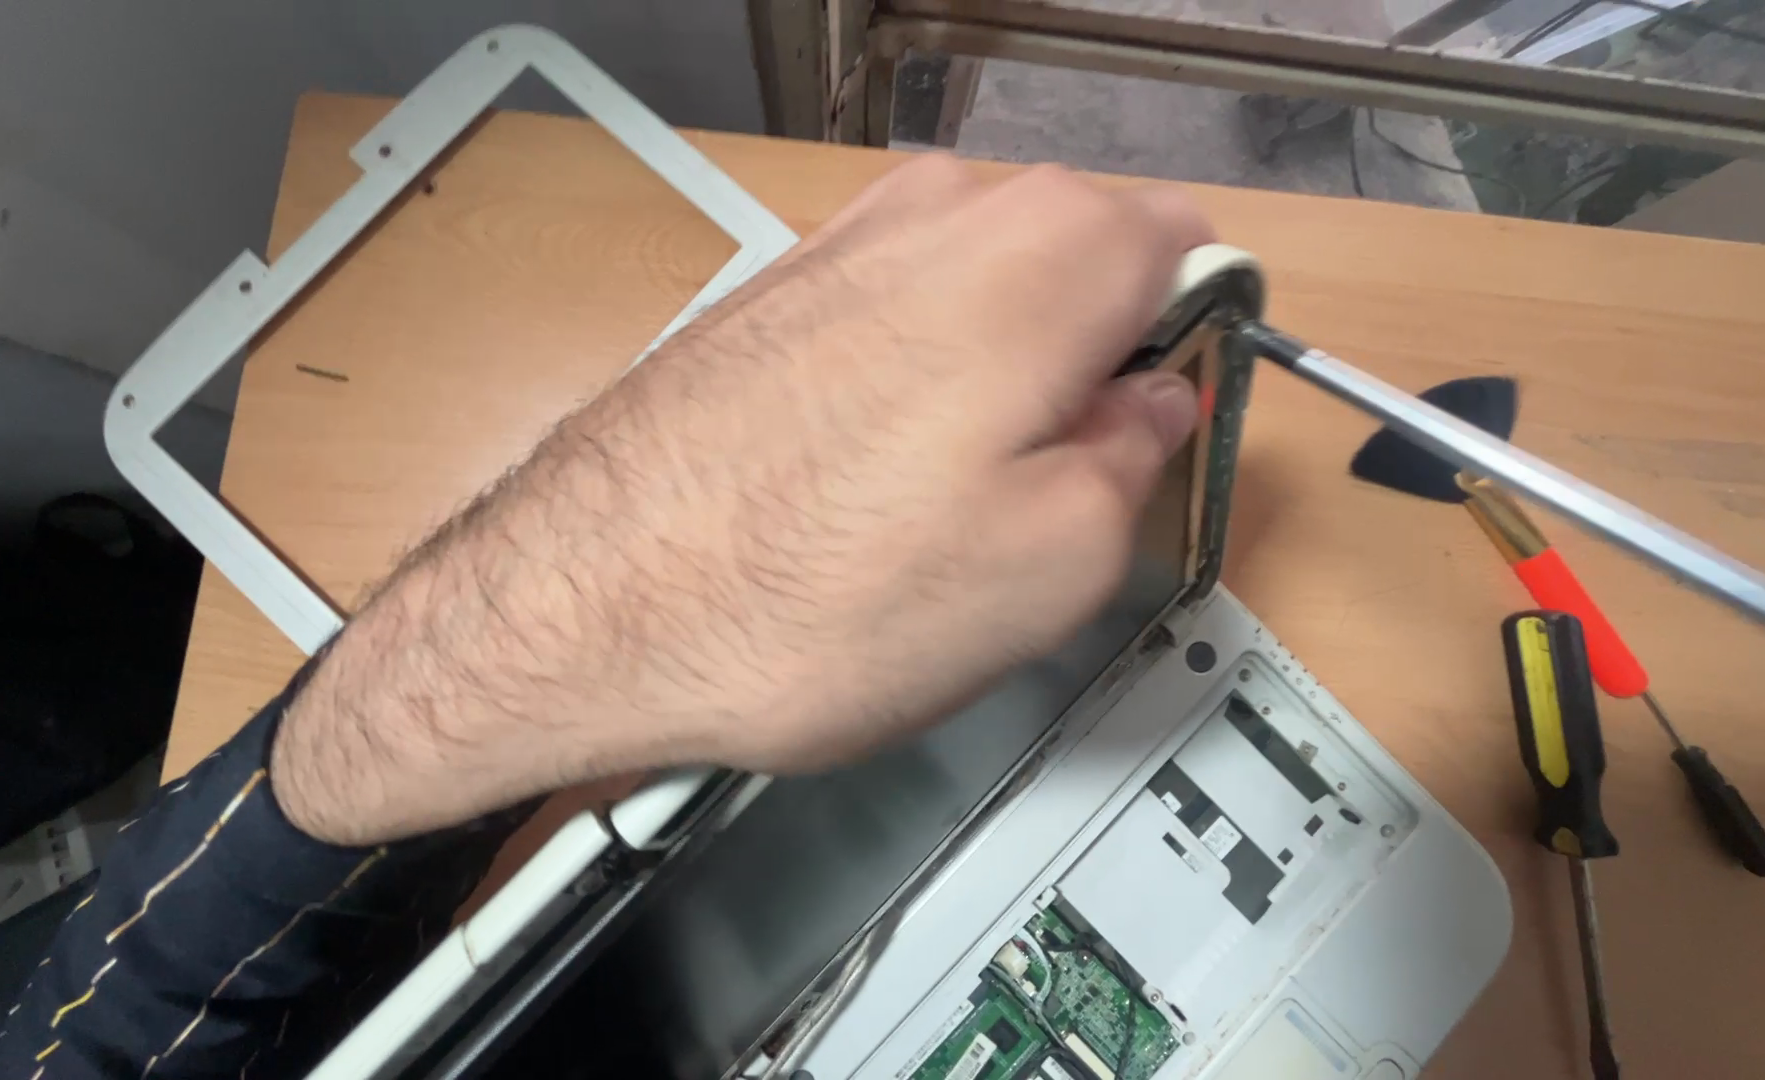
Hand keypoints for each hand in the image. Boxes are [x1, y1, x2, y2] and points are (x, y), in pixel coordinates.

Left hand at [272, 157, 1211, 844]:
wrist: (577, 614)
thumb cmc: (819, 603)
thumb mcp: (1051, 565)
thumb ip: (1138, 459)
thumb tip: (1146, 402)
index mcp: (1041, 253)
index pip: (1188, 254)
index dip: (1187, 352)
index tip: (1143, 439)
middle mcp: (934, 212)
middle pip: (1079, 277)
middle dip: (1084, 376)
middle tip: (1039, 494)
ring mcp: (837, 245)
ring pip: (981, 305)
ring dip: (991, 393)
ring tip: (937, 503)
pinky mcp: (768, 299)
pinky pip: (890, 330)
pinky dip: (908, 394)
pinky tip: (862, 480)